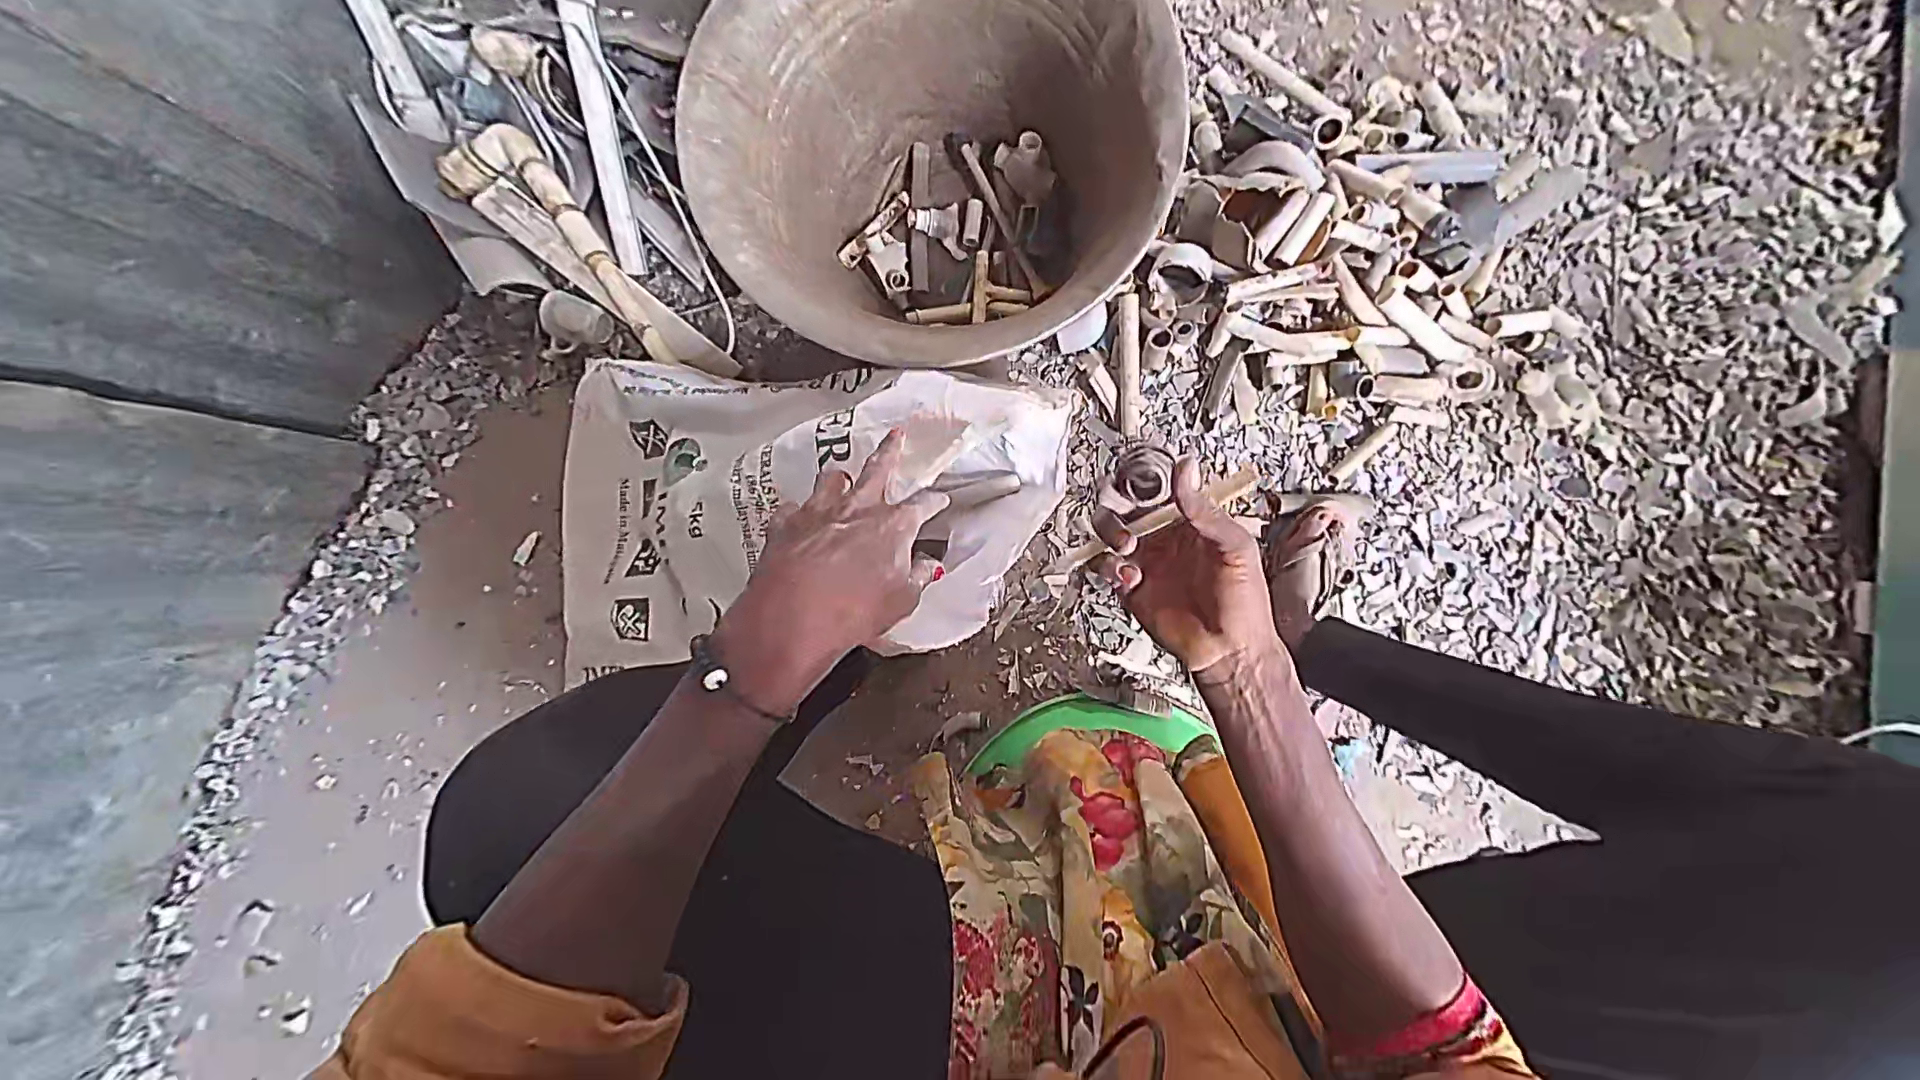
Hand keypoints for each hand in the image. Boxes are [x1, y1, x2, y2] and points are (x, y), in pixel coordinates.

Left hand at [712, 429, 948, 714]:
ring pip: (832, 478)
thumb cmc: (854, 612)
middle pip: (878, 468)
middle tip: (896, 435)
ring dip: (840, 479)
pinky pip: (794, 507)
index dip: (935, 502)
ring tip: (843, 481)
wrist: (792, 618)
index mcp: (893, 525)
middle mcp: (857, 507)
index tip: (940, 501)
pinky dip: (800, 512)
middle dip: (891, 450)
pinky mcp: (786, 522)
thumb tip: (926, 565)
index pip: (923, 505)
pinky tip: (800, 520)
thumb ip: (917, 576)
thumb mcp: (902, 601)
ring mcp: (818, 510)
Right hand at [1092, 456, 1281, 677]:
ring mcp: (1145, 561)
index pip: (1159, 488)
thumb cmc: (1244, 603)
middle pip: (1124, 505)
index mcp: (1190, 521)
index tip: (1139, 480)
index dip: (1144, 480)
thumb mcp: (1236, 546)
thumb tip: (1187, 470)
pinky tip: (1131, 577)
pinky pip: (1106, 567)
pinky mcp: (1130, 587)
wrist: (1229, 651)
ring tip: (1126, 545)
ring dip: (1110, 531)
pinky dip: (1111, 568)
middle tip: (1128, 514)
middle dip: (1117, 504)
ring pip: (1108, 532)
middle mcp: (1163, 537)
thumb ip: (1205, 510)